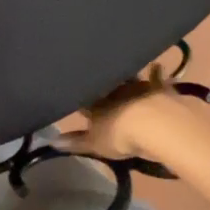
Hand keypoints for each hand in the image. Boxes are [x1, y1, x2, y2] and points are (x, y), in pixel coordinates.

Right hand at [54, 64, 203, 161]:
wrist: (155, 125)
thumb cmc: (120, 135)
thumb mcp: (95, 144)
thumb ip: (75, 142)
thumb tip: (52, 141)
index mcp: (95, 102)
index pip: (83, 96)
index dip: (78, 96)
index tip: (72, 91)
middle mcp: (113, 88)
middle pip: (104, 84)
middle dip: (101, 83)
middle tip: (99, 82)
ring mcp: (136, 85)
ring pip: (126, 77)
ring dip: (124, 76)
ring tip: (120, 72)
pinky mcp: (158, 87)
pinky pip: (156, 77)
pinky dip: (156, 72)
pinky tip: (157, 65)